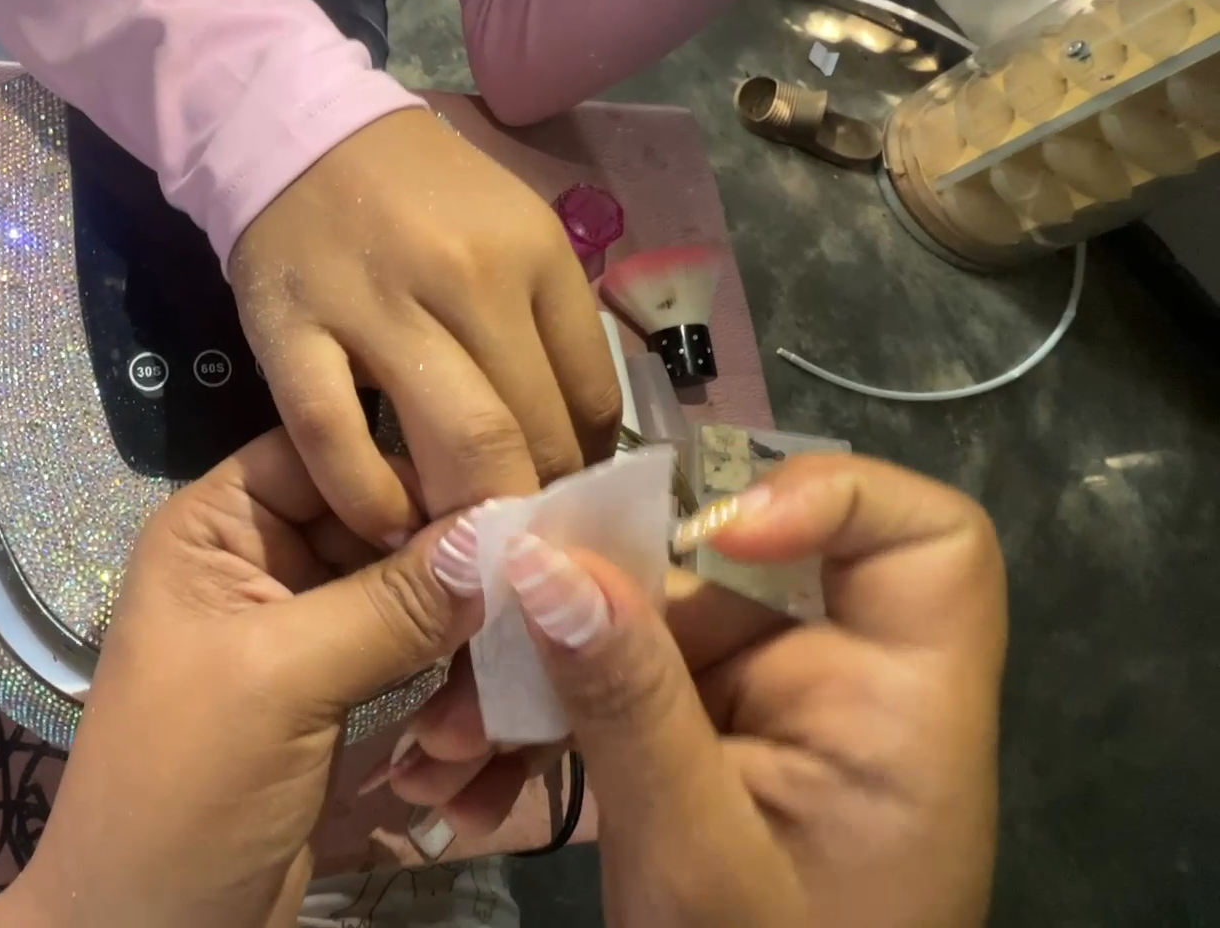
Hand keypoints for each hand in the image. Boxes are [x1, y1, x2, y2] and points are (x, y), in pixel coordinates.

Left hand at [0, 430, 481, 927]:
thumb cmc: (184, 786)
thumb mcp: (281, 679)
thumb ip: (391, 602)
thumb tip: (499, 533)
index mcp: (218, 526)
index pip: (321, 451)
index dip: (400, 468)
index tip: (491, 507)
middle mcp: (261, 557)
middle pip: (376, 521)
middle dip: (439, 574)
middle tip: (510, 618)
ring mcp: (304, 621)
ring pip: (406, 590)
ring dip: (449, 650)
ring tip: (463, 735)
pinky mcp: (339, 680)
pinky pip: (412, 651)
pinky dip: (445, 690)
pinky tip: (454, 756)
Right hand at [229, 107, 620, 545]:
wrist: (303, 140)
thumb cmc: (417, 196)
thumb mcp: (511, 234)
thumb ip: (550, 327)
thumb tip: (574, 438)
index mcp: (535, 254)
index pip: (591, 397)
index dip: (585, 473)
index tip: (562, 506)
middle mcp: (468, 279)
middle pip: (529, 432)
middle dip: (530, 510)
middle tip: (513, 544)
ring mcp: (375, 307)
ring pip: (452, 440)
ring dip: (464, 516)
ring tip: (456, 544)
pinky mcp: (293, 334)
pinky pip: (336, 437)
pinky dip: (367, 497)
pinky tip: (383, 526)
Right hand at [405, 454, 1005, 925]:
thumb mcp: (693, 858)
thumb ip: (626, 706)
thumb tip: (542, 561)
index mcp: (887, 705)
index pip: (916, 538)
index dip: (820, 498)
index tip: (695, 534)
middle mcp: (807, 677)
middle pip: (692, 577)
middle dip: (565, 616)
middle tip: (463, 665)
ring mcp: (727, 700)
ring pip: (612, 631)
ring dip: (517, 685)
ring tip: (441, 749)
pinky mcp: (666, 728)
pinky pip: (587, 685)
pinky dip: (522, 724)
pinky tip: (457, 777)